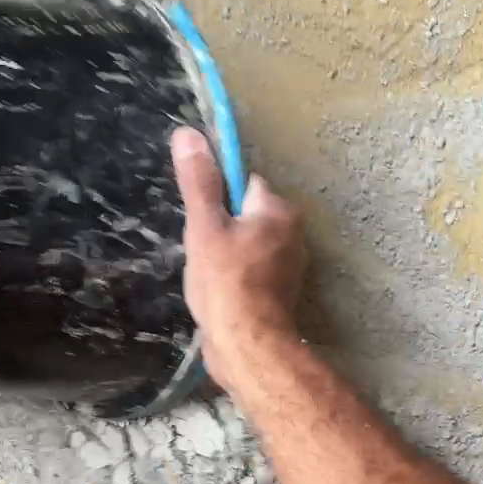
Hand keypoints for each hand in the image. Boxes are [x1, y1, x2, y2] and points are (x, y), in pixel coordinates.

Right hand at [171, 126, 305, 394]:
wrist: (247, 348)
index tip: (202, 222)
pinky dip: (234, 281)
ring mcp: (289, 269)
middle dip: (220, 232)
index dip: (217, 200)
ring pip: (246, 248)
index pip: (244, 185)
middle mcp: (293, 236)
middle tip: (203, 255)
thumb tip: (189, 134)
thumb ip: (199, 182)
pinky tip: (219, 296)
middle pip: (245, 217)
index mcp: (279, 212)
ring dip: (225, 258)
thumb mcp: (205, 227)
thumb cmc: (226, 284)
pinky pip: (251, 275)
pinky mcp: (279, 297)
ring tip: (209, 278)